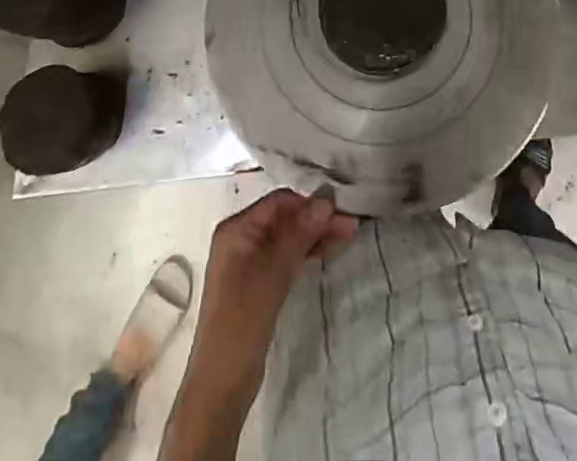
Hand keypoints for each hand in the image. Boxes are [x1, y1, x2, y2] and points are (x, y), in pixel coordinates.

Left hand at [161, 189, 356, 460]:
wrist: (223, 378)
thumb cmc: (244, 318)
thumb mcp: (275, 271)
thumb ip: (300, 232)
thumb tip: (326, 198)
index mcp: (236, 229)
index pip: (280, 201)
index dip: (311, 202)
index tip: (343, 210)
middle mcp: (241, 238)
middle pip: (284, 217)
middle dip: (317, 219)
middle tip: (353, 226)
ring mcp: (248, 261)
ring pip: (288, 237)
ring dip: (315, 234)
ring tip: (348, 236)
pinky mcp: (258, 281)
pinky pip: (286, 255)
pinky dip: (306, 252)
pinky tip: (328, 252)